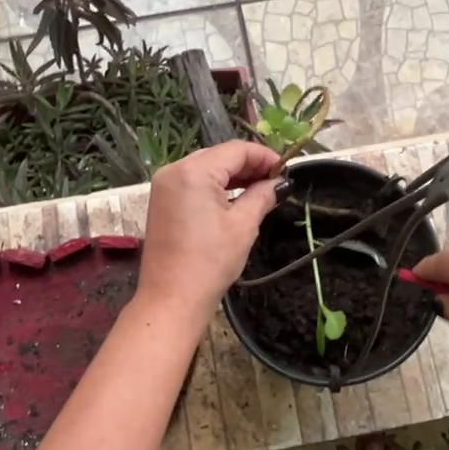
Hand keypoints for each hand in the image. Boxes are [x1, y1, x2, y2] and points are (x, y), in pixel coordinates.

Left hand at [137, 141, 283, 313]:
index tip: (286, 170)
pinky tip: (235, 197)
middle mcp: (174, 170)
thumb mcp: (243, 226)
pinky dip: (215, 186)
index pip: (235, 150)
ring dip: (233, 175)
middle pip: (219, 156)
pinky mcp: (162, 201)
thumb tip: (278, 183)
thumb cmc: (210, 262)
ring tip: (260, 189)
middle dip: (249, 165)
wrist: (171, 299)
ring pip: (206, 167)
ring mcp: (164, 185)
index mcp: (193, 171)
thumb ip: (262, 196)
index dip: (264, 156)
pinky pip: (193, 182)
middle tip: (275, 181)